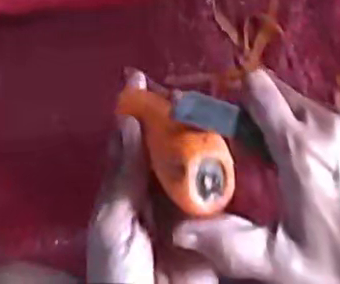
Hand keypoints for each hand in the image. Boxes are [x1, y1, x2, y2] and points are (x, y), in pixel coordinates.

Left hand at [88, 70, 217, 283]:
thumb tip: (129, 121)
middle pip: (166, 147)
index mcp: (126, 189)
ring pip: (193, 165)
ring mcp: (186, 213)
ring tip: (204, 107)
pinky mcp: (213, 234)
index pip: (134, 141)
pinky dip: (223, 172)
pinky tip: (228, 145)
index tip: (140, 76)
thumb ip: (122, 174)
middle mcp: (156, 194)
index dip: (138, 110)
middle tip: (181, 90)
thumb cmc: (117, 275)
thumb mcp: (112, 224)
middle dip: (173, 117)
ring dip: (198, 137)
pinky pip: (218, 198)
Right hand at [170, 70, 339, 283]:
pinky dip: (311, 127)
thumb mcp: (283, 263)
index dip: (236, 99)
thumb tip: (181, 231)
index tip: (228, 123)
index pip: (256, 87)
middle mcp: (325, 121)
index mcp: (300, 147)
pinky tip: (319, 165)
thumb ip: (229, 243)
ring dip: (285, 121)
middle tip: (256, 151)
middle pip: (275, 90)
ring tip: (290, 164)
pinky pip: (322, 110)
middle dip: (259, 112)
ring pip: (298, 100)